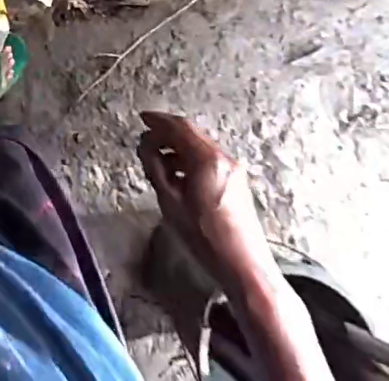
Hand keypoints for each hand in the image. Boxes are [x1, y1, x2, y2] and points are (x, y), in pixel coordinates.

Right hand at [138, 111, 279, 299]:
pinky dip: (189, 159)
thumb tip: (145, 146)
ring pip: (199, 147)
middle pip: (191, 134)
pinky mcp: (237, 184)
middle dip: (167, 133)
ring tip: (158, 160)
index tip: (142, 119)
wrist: (246, 270)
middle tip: (146, 139)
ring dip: (177, 147)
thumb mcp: (170, 202)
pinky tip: (177, 174)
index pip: (179, 127)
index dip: (158, 120)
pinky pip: (208, 160)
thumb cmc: (205, 238)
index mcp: (207, 160)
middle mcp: (224, 160)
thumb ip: (155, 167)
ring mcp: (234, 172)